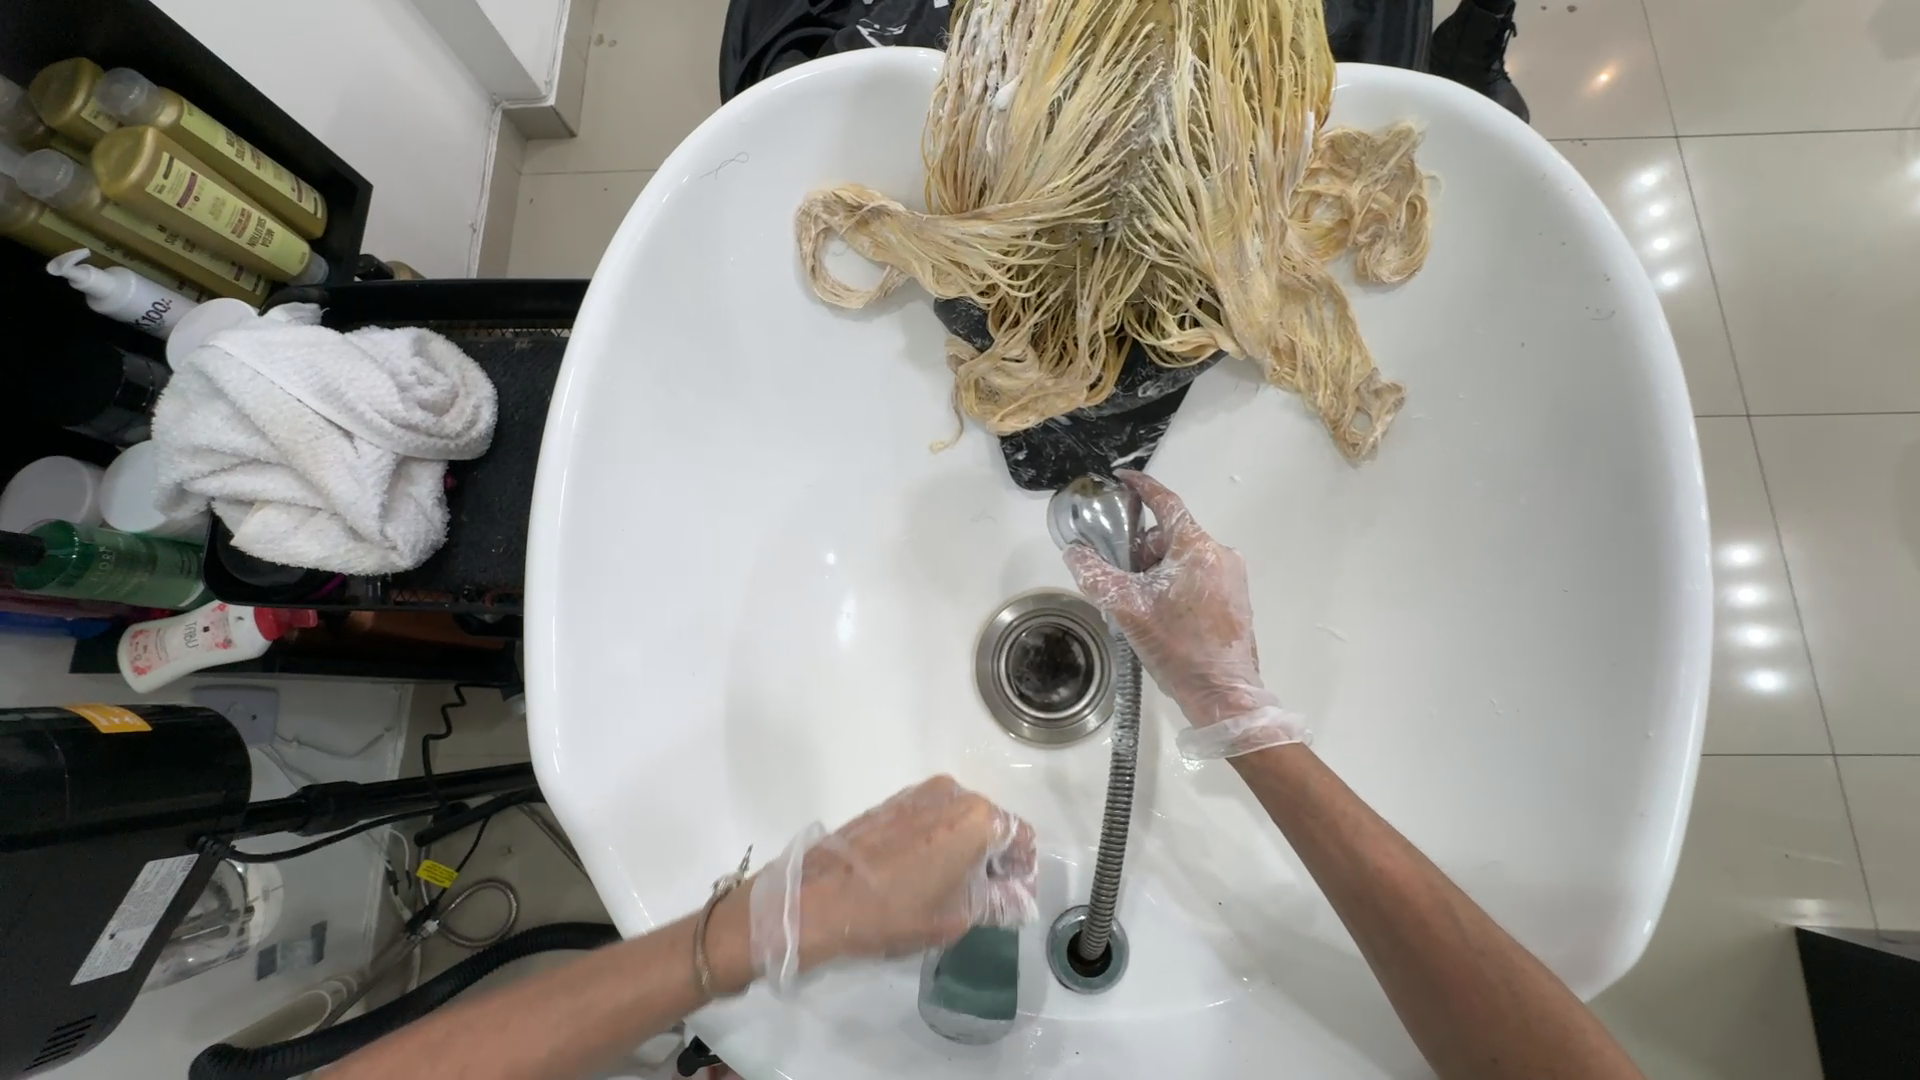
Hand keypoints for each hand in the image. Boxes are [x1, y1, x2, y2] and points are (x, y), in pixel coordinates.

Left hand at [748, 776, 1037, 989]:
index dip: (1023, 871)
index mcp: (976, 817)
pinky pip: (934, 818)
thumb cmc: (895, 910)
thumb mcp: (957, 916)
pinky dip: (940, 841)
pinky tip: (925, 874)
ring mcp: (920, 793)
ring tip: (953, 890)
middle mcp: (953, 793)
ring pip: (961, 819)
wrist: (820, 897)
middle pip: (991, 824)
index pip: (1020, 837)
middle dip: (996, 859)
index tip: (1014, 899)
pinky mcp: (895, 801)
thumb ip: (999, 902)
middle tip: (987, 899)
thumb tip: (1019, 899)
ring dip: (966, 849)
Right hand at [1063, 470, 1306, 759]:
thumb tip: (1074, 552)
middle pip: (1169, 534)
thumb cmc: (1178, 648)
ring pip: (1182, 557)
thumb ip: (1094, 574)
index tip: (1123, 479)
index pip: (1165, 503)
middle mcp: (1220, 554)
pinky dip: (1173, 583)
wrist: (1223, 695)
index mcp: (1196, 548)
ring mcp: (1232, 577)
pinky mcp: (1235, 598)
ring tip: (1138, 603)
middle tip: (1119, 574)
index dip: (1142, 487)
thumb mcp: (1126, 608)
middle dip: (1141, 548)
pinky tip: (1160, 613)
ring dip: (1155, 569)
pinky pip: (1197, 575)